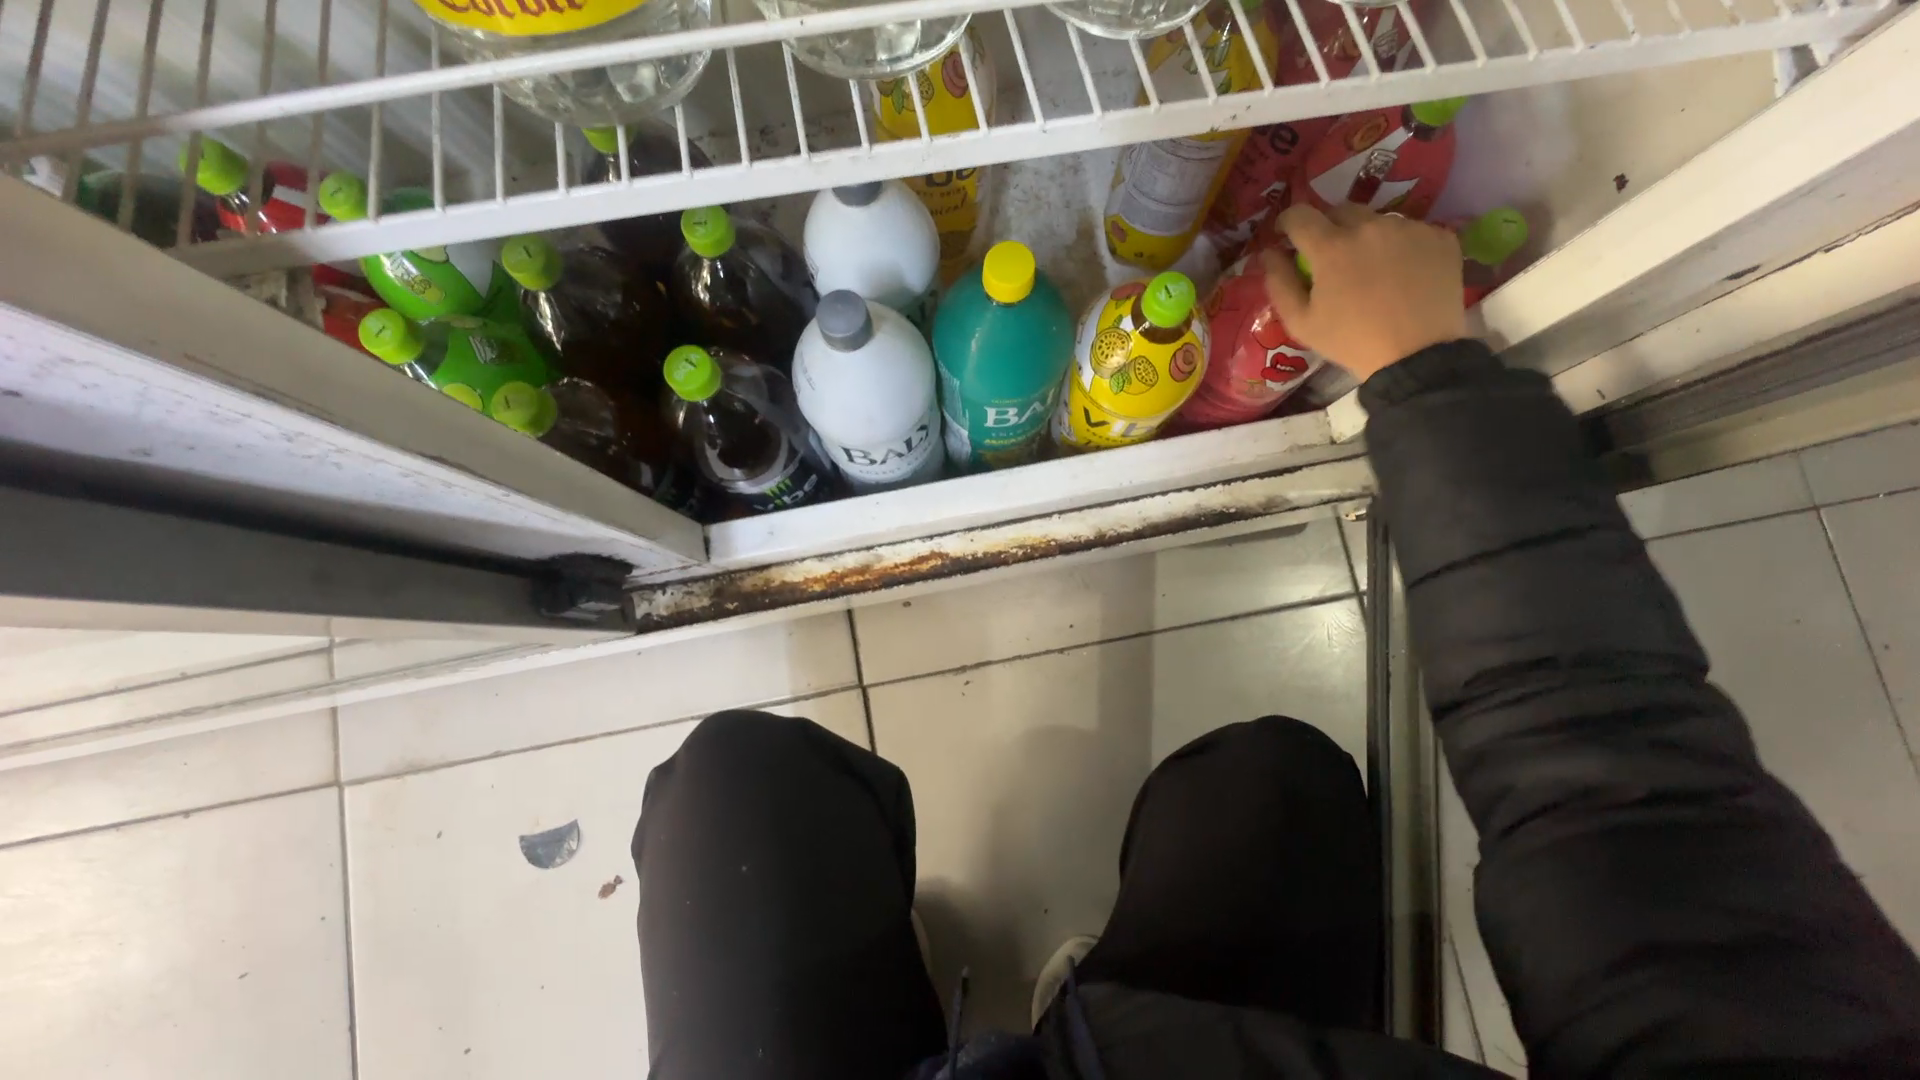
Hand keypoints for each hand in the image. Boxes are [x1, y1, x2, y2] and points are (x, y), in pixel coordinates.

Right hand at [1261, 204, 1467, 382]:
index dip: (1288, 222)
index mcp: (1331, 247)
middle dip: (1329, 227)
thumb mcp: (1301, 322)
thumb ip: (1278, 282)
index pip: (1300, 215)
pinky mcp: (1440, 237)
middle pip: (1341, 211)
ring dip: (1366, 236)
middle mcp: (1370, 226)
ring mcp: (1409, 228)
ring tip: (1371, 267)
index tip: (1286, 235)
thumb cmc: (1350, 341)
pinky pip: (1412, 231)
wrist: (1417, 356)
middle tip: (1330, 256)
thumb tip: (1268, 253)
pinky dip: (1400, 246)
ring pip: (1378, 220)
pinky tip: (1401, 274)